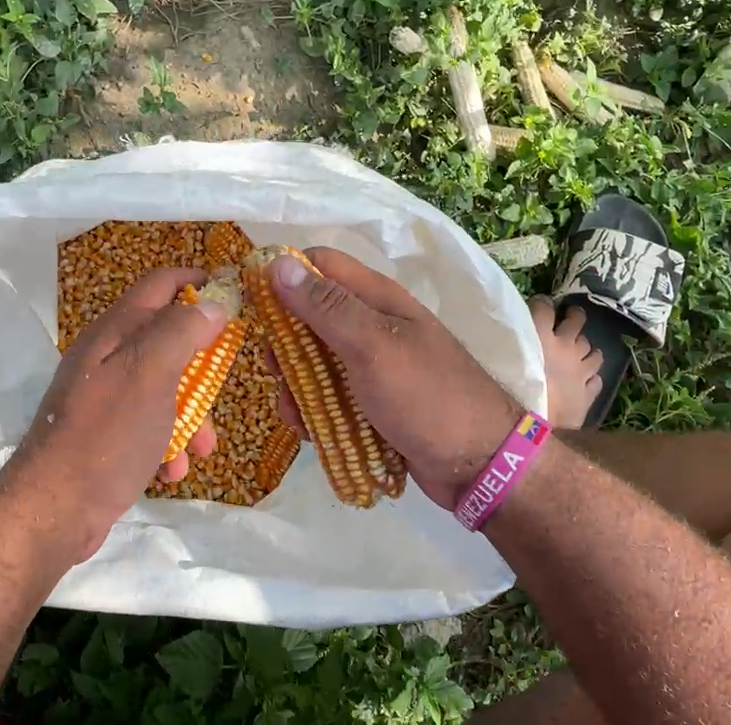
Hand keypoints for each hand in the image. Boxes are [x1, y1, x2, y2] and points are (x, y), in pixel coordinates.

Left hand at [6, 267, 227, 559]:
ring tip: (200, 447)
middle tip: (221, 387)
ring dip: (190, 414)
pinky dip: (168, 443)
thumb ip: (181, 332)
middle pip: (167, 339)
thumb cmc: (107, 434)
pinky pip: (149, 425)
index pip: (160, 284)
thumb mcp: (150, 373)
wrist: (55, 510)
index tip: (233, 296)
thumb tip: (211, 304)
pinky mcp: (106, 433)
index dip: (196, 281)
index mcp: (114, 331)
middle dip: (201, 366)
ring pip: (164, 387)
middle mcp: (108, 356)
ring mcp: (105, 396)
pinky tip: (173, 470)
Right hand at [267, 247, 520, 509]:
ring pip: (313, 359)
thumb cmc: (428, 397)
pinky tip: (308, 431)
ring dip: (294, 382)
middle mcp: (372, 323)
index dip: (283, 273)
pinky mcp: (370, 400)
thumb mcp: (372, 347)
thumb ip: (325, 306)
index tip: (250, 300)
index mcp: (377, 298)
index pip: (319, 264)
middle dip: (283, 340)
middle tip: (272, 367)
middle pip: (309, 313)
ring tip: (292, 411)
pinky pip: (327, 394)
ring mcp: (371, 364)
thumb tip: (277, 263)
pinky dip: (312, 408)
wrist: (481, 468)